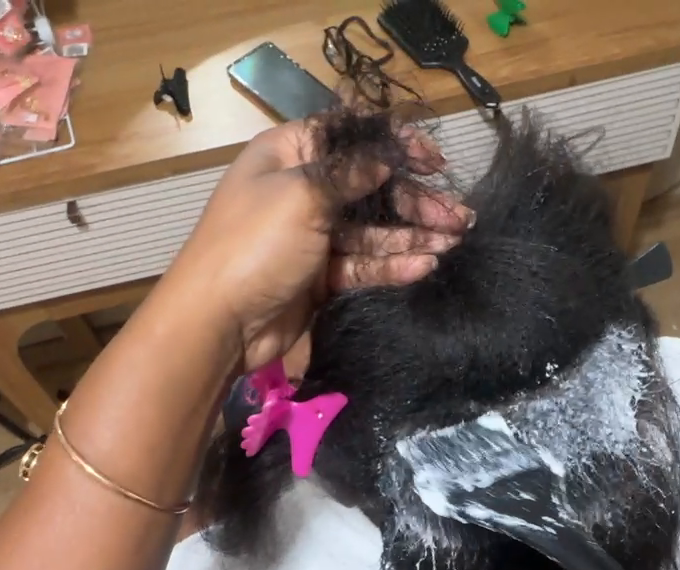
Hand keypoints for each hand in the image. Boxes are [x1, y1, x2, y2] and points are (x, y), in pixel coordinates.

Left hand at [158, 119, 473, 371]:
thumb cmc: (254, 245)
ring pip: (373, 231)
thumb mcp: (303, 195)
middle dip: (416, 201)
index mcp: (290, 153)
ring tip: (455, 241)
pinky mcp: (321, 277)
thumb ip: (351, 174)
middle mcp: (304, 190)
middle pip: (370, 188)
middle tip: (460, 217)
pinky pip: (363, 265)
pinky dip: (393, 265)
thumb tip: (388, 157)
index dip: (395, 145)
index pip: (351, 138)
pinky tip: (425, 265)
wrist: (220, 320)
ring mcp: (313, 237)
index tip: (434, 160)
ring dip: (413, 235)